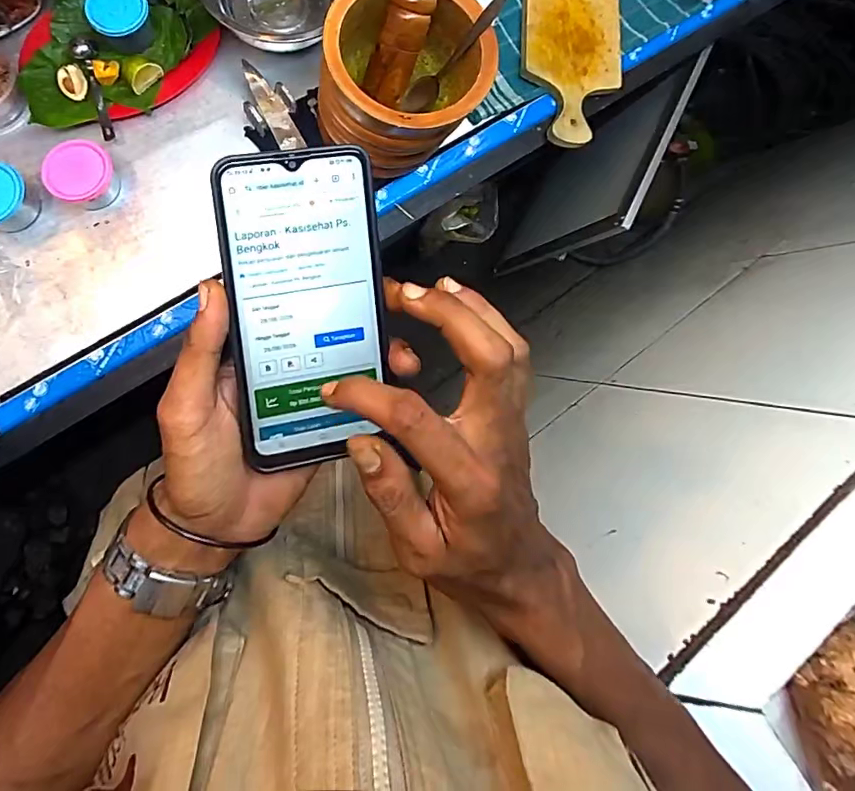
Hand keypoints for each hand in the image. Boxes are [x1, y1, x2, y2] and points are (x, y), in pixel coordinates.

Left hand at [153, 278, 422, 555]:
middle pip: (317, 332)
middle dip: (353, 318)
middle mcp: (273, 370)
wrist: (217, 526)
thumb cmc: (191, 464)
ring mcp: (300, 398)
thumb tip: (210, 291)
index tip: (334, 269)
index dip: (300, 288)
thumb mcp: (185, 404)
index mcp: (239, 356)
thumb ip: (199, 351)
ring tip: (397, 353)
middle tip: (383, 308)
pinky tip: (394, 390)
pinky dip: (374, 399)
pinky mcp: (320, 429)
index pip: (272, 309)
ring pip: (340, 366)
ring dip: (370, 355)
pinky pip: (351, 408)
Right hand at [320, 278, 580, 651]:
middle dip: (449, 318)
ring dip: (473, 309)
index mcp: (469, 478)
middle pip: (492, 362)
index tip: (336, 390)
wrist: (519, 567)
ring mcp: (511, 420)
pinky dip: (487, 318)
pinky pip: (511, 354)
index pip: (416, 420)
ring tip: (430, 288)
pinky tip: (457, 301)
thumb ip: (389, 495)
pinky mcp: (511, 409)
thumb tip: (361, 440)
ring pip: (511, 349)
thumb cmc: (468, 563)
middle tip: (405, 297)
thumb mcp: (417, 552)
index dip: (368, 397)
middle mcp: (497, 439)